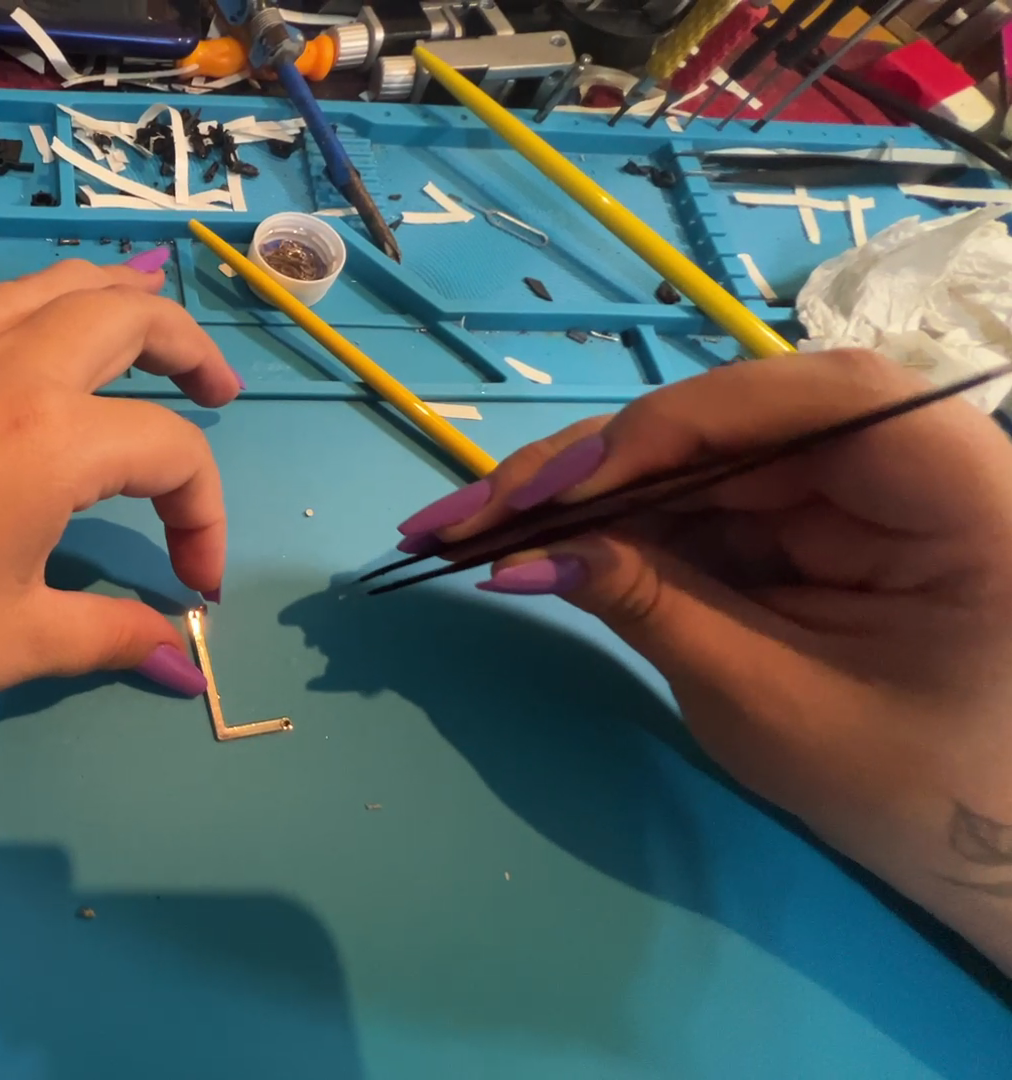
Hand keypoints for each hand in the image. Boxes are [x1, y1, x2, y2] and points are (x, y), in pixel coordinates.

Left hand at [0, 154, 239, 730]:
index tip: (195, 591)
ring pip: (43, 287)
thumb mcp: (19, 642)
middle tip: (215, 392)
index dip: (205, 520)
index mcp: (56, 437)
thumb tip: (184, 670)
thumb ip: (114, 639)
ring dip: (107, 292)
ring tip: (139, 321)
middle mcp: (7, 372)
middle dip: (187, 349)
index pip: (172, 455)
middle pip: (127, 319)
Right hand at [389, 350, 1011, 963]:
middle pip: (710, 424)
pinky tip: (497, 534)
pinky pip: (649, 497)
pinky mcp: (755, 515)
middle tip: (466, 517)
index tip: (569, 491)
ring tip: (453, 528)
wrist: (961, 825)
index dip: (683, 425)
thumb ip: (647, 607)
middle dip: (576, 468)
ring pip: (658, 455)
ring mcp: (810, 491)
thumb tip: (519, 558)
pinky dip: (570, 519)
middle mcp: (885, 472)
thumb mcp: (764, 698)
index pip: (831, 403)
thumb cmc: (902, 780)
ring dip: (550, 492)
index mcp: (966, 508)